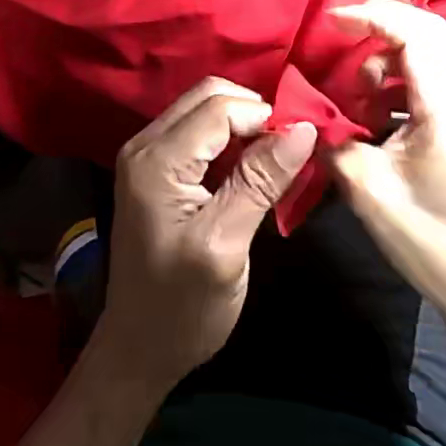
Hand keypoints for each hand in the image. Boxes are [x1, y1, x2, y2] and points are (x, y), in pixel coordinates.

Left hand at [96, 78, 317, 390]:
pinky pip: (202, 128)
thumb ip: (261, 182)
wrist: (139, 350)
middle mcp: (146, 143)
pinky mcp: (159, 166)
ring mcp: (149, 153)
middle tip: (290, 148)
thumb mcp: (227, 245)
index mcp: (156, 161)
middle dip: (257, 111)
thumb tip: (306, 128)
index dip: (266, 118)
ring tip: (277, 157)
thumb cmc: (182, 307)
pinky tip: (253, 165)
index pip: (221, 108)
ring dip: (248, 122)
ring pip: (209, 106)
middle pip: (212, 95)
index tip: (300, 147)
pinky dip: (235, 136)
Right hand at [327, 0, 445, 322]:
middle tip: (342, 42)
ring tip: (361, 97)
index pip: (417, 36)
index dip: (373, 17)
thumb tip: (314, 118)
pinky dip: (404, 80)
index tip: (334, 20)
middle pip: (431, 34)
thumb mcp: (369, 192)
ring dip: (391, 59)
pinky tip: (381, 114)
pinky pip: (438, 80)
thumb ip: (336, 143)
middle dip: (381, 28)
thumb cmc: (432, 245)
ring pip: (434, 55)